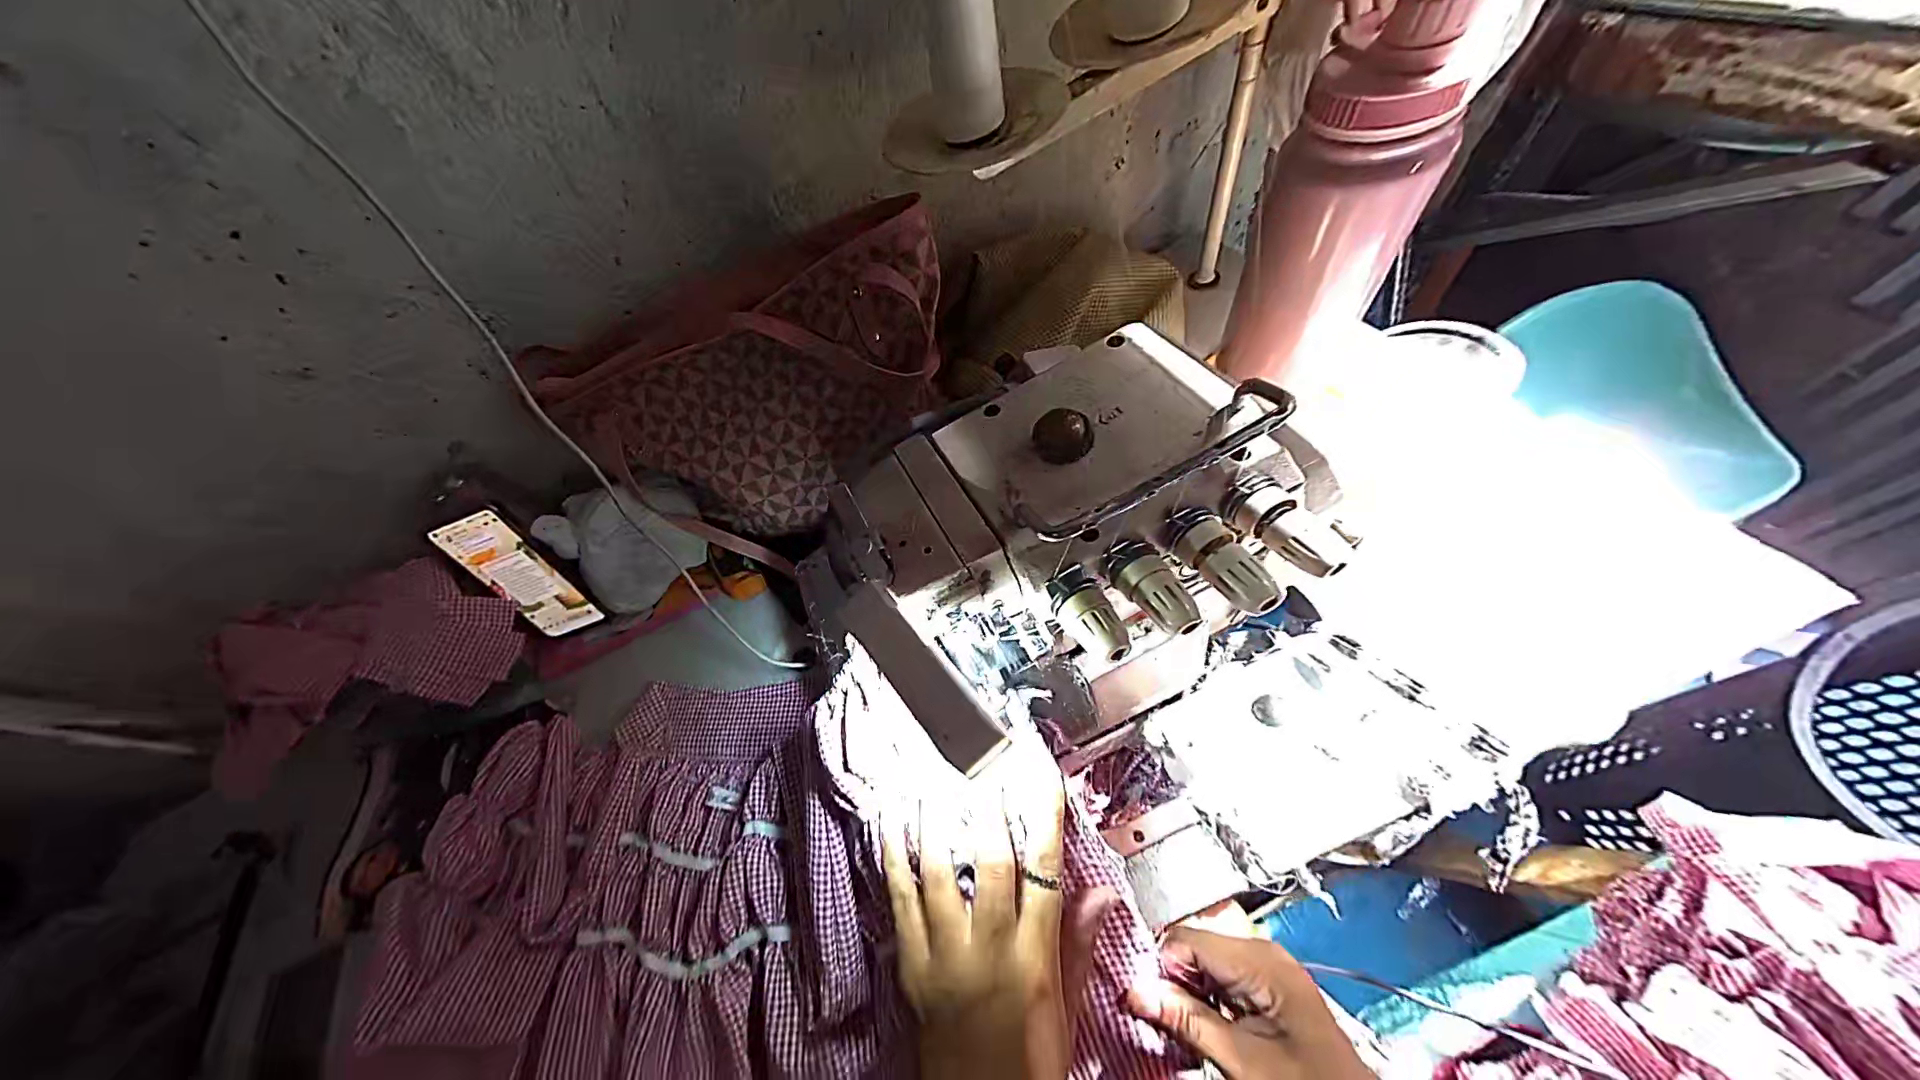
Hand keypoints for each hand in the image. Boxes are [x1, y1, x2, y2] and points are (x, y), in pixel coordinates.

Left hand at [881, 757, 1114, 1079]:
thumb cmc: (1029, 1061)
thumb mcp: (1066, 1008)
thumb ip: (1079, 944)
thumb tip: (1099, 893)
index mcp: (1033, 959)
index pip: (1044, 873)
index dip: (1045, 819)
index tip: (1042, 778)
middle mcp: (987, 951)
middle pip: (990, 865)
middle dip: (988, 811)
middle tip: (983, 770)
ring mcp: (944, 958)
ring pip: (938, 875)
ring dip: (936, 825)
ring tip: (936, 786)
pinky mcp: (912, 968)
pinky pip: (900, 903)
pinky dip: (895, 860)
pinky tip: (891, 827)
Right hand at [1126, 927, 1375, 1079]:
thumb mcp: (1242, 1061)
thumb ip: (1187, 1021)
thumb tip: (1137, 991)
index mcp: (1259, 959)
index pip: (1184, 938)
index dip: (1161, 968)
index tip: (1149, 1001)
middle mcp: (1263, 952)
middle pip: (1194, 948)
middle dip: (1173, 980)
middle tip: (1166, 1020)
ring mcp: (1268, 967)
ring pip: (1205, 964)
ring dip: (1190, 993)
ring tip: (1190, 1030)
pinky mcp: (1269, 986)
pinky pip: (1223, 978)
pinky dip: (1208, 1000)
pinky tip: (1211, 1030)